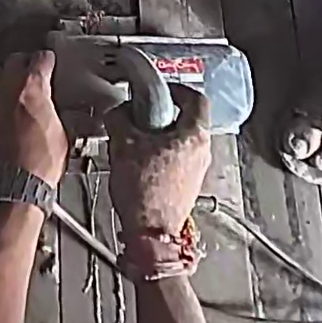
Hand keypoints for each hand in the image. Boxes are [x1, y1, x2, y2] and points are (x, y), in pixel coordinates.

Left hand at [0, 50, 68, 184]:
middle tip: (34, 73)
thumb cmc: (38, 162)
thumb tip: (66, 112)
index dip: (48, 60)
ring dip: (5, 74)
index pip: (41, 57)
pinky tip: (5, 104)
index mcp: (33, 86)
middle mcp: (8, 87)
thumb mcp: (64, 133)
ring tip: (15, 84)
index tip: (50, 63)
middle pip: (14, 59)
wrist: (14, 183)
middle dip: (25, 64)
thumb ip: (62, 114)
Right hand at [105, 85, 210, 239]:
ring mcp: (197, 170)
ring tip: (135, 140)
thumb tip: (119, 111)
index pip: (196, 98)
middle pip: (188, 119)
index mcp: (194, 136)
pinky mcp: (187, 185)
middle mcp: (202, 152)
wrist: (150, 234)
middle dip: (163, 114)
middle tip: (142, 114)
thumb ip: (120, 118)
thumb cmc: (144, 194)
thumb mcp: (123, 144)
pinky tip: (138, 161)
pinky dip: (160, 154)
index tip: (160, 89)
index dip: (176, 89)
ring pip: (181, 140)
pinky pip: (176, 159)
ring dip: (159, 135)